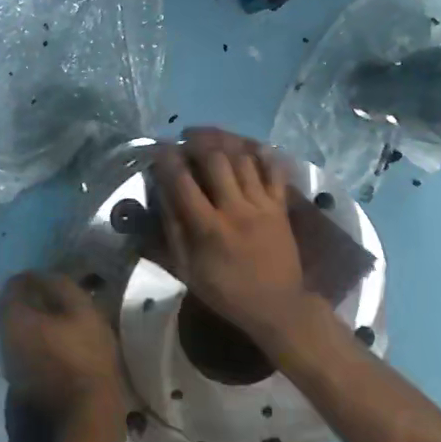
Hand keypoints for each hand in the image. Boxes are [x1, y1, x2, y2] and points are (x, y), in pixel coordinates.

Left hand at [0, 272, 124, 421]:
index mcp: (15, 320)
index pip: (12, 286)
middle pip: (11, 309)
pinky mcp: (19, 383)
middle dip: (30, 299)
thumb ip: (59, 285)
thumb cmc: (86, 355)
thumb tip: (43, 275)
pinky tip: (57, 341)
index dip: (31, 277)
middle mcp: (4, 340)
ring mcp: (9, 365)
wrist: (86, 413)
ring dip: (33, 320)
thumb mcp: (81, 309)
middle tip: (56, 295)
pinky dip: (35, 339)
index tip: (51, 277)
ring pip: (16, 331)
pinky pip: (22, 349)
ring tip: (60, 317)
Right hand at [152, 128, 314, 339]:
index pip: (182, 183)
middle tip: (185, 138)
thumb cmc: (227, 292)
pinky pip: (273, 171)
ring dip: (224, 141)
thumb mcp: (188, 271)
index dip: (168, 159)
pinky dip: (262, 154)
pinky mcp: (280, 206)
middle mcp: (235, 210)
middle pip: (215, 161)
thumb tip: (161, 196)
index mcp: (208, 229)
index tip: (160, 147)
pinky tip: (249, 145)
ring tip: (210, 135)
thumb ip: (173, 232)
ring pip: (243, 159)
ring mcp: (261, 205)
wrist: (277, 306)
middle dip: (197, 142)